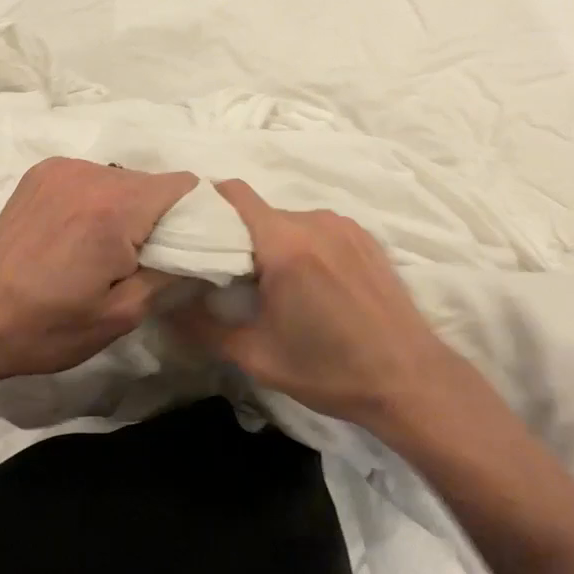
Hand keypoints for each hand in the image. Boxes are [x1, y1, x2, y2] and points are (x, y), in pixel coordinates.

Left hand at [0, 157, 197, 383]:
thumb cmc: (51, 326)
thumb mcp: (125, 313)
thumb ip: (173, 272)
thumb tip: (207, 250)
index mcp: (114, 207)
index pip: (183, 186)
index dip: (194, 215)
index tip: (185, 248)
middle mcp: (89, 173)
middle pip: (152, 182)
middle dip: (159, 215)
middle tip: (143, 259)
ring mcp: (60, 169)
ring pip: (122, 178)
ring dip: (127, 208)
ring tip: (105, 250)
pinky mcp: (39, 174)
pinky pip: (92, 177)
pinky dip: (98, 200)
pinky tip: (80, 235)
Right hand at [165, 180, 459, 422]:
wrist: (408, 379)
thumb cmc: (329, 370)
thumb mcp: (257, 356)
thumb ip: (204, 326)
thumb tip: (164, 307)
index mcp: (285, 244)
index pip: (234, 194)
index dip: (207, 206)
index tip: (192, 232)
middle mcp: (315, 222)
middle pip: (261, 213)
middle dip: (240, 237)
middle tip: (228, 275)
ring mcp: (346, 227)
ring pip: (292, 222)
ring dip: (275, 244)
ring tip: (273, 285)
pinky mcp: (367, 238)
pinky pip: (320, 230)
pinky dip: (306, 247)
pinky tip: (311, 285)